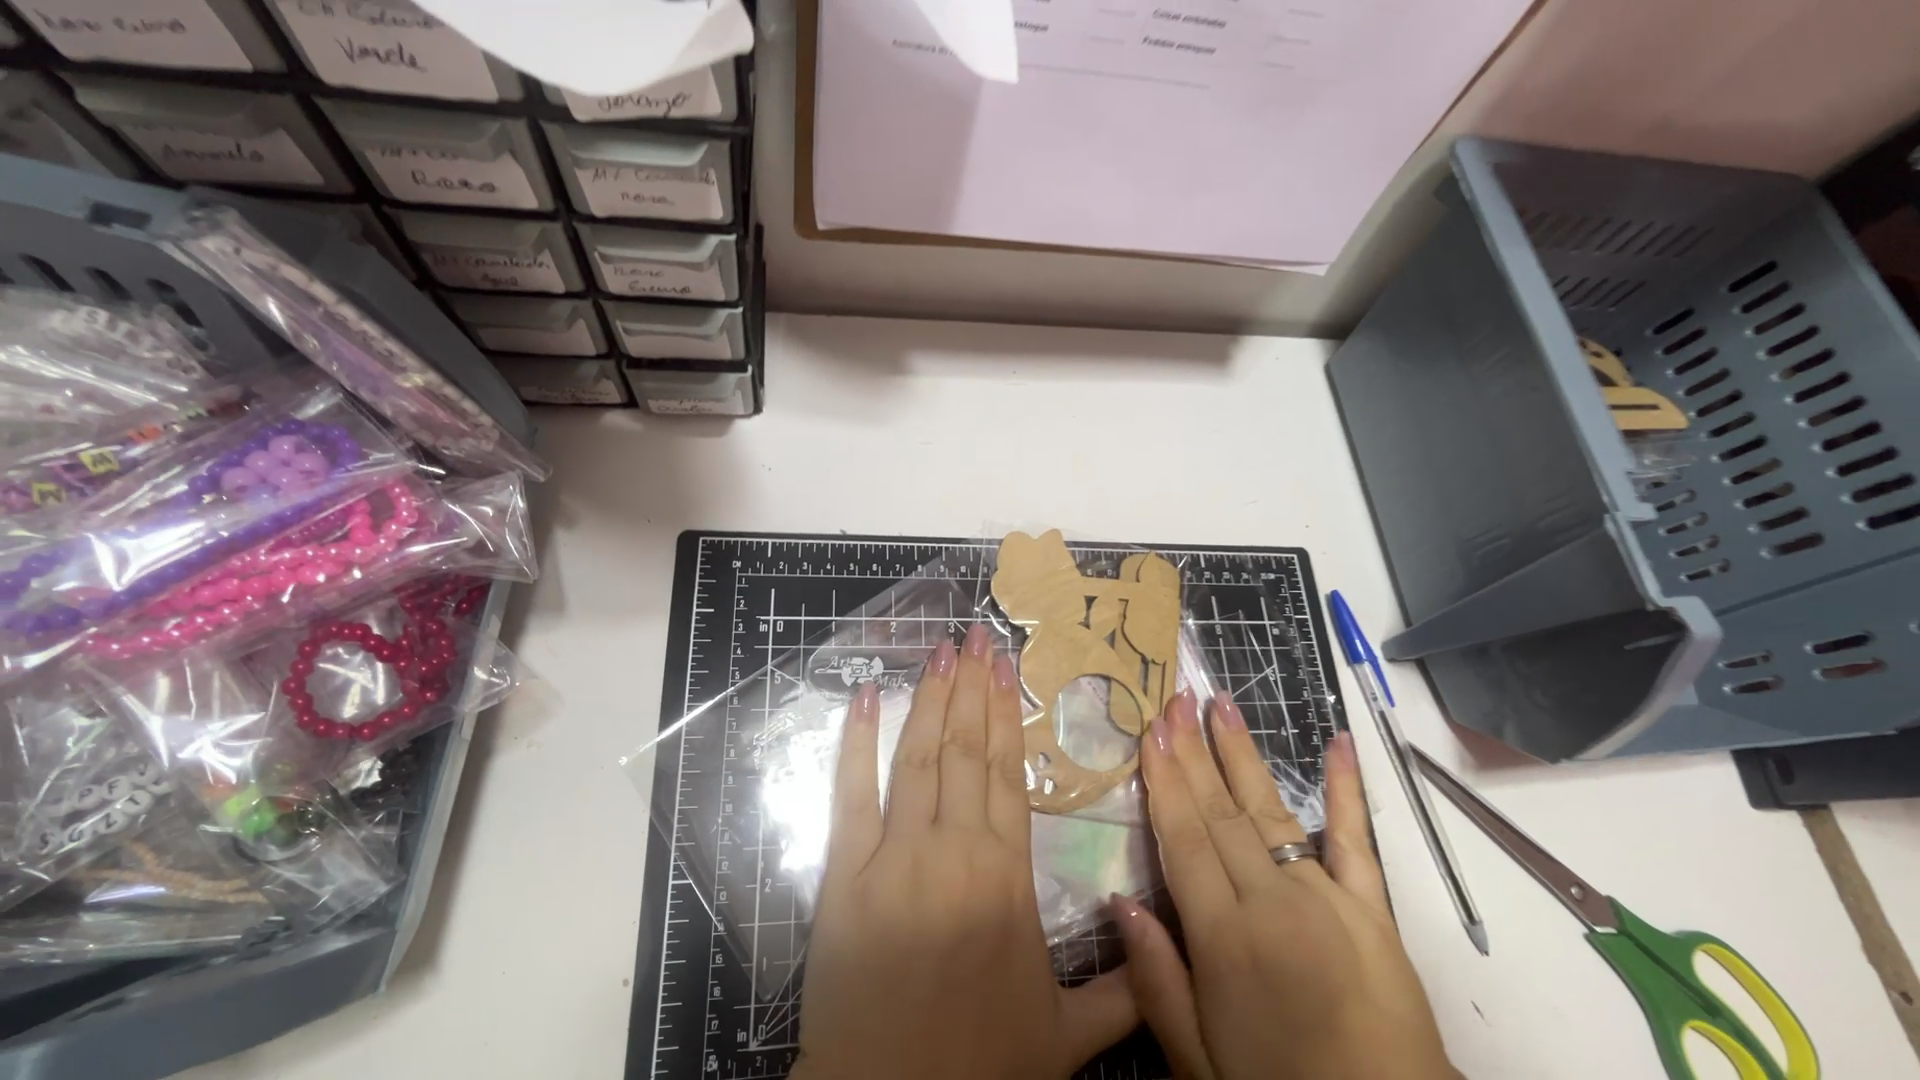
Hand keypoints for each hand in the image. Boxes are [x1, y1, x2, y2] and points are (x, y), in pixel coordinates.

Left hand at [792, 624, 1136, 1079]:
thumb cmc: (978, 1065)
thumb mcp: (1066, 1034)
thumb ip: (1124, 986)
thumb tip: (1164, 939)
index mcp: (1006, 877)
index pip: (1008, 773)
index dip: (1006, 713)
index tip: (1006, 665)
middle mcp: (952, 851)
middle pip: (964, 751)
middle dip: (970, 688)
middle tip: (975, 635)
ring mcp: (891, 858)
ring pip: (916, 759)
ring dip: (928, 700)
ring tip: (938, 651)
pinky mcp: (841, 875)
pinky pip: (849, 795)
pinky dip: (855, 743)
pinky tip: (861, 700)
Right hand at [1113, 691, 1459, 1079]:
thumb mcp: (1198, 1061)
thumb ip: (1157, 981)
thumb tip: (1118, 903)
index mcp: (1226, 939)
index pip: (1184, 840)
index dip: (1164, 781)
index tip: (1151, 731)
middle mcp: (1275, 903)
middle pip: (1222, 814)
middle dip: (1194, 752)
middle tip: (1175, 697)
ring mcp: (1329, 899)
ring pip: (1272, 812)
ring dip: (1242, 755)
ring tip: (1220, 704)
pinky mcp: (1373, 910)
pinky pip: (1354, 839)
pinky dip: (1345, 789)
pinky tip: (1338, 743)